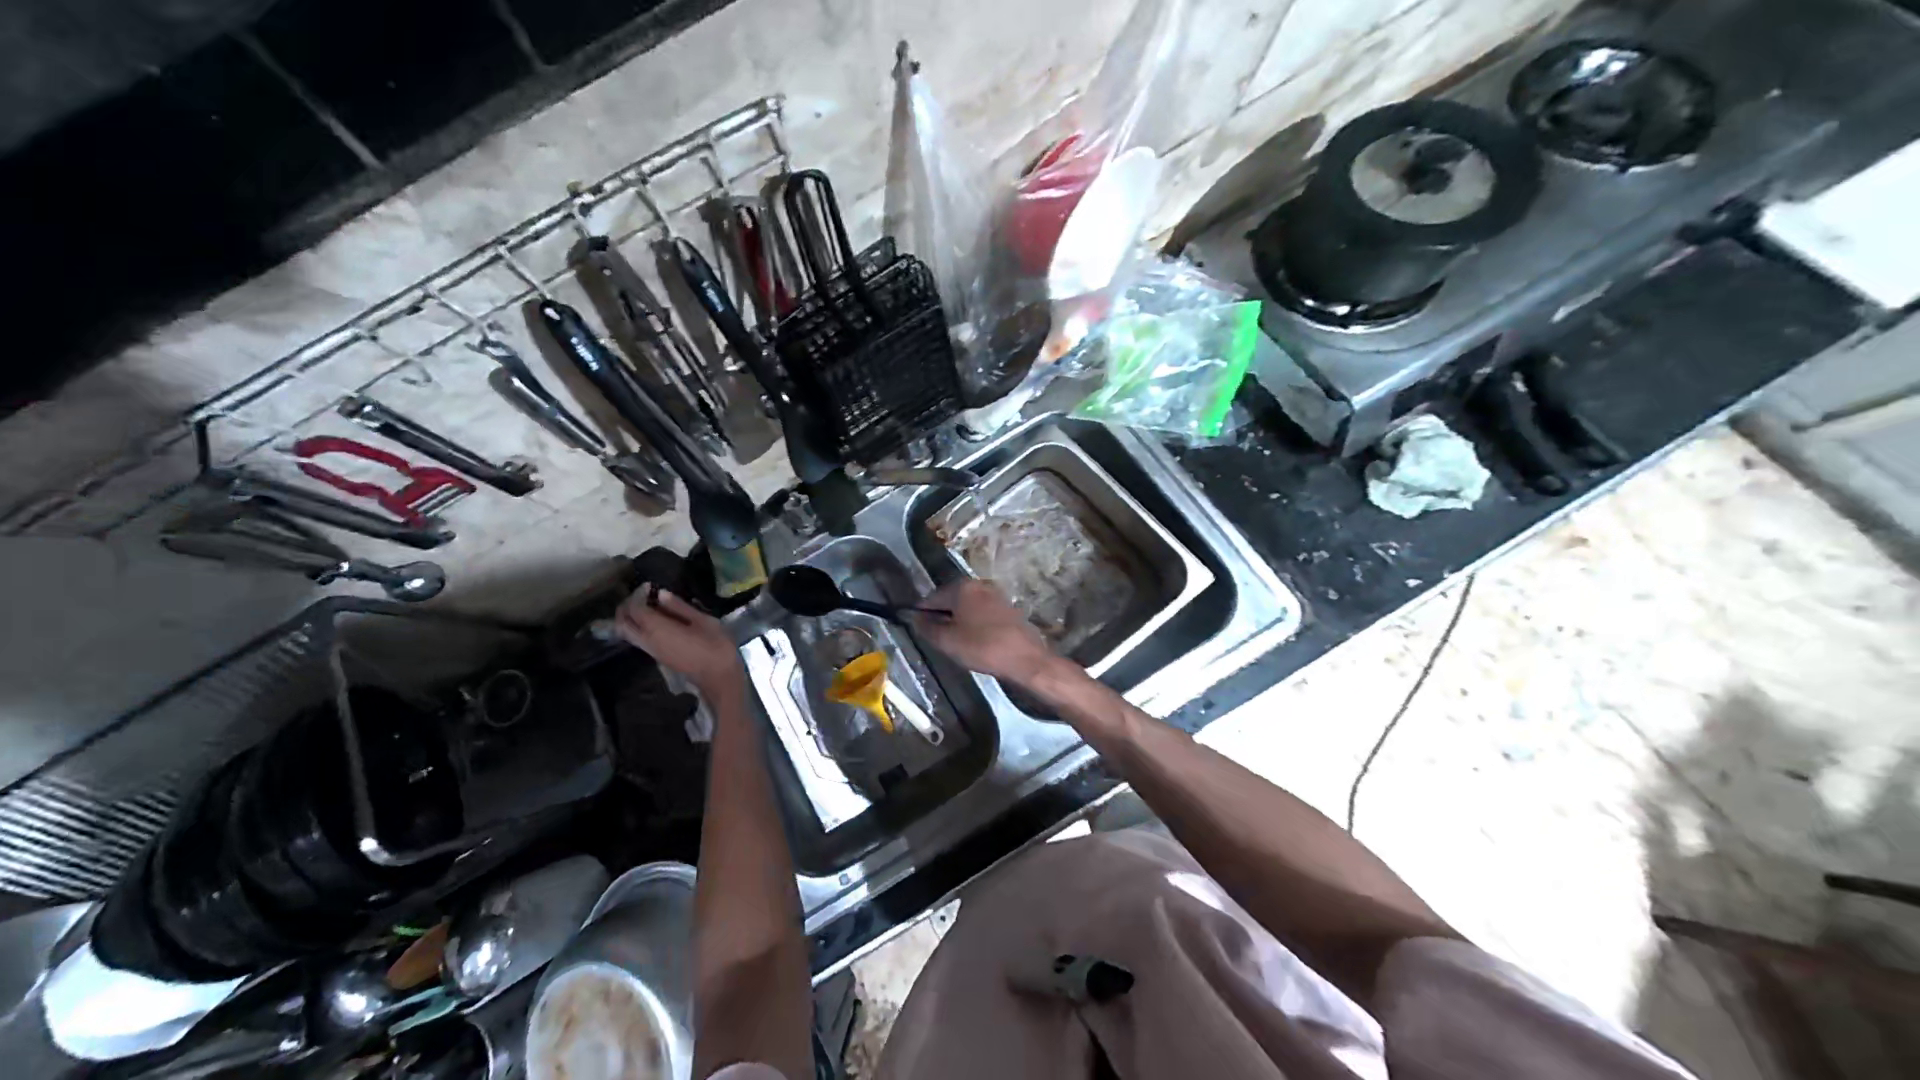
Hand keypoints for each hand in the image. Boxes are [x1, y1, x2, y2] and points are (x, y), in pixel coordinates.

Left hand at [615, 587, 744, 699]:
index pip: (635, 609)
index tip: (650, 585)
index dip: (637, 594)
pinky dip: (639, 625)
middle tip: (641, 595)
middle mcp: (648, 640)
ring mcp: (651, 650)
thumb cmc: (715, 646)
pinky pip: (638, 638)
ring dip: (630, 617)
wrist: (718, 677)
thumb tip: (661, 594)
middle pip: (622, 623)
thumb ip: (680, 607)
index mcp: (658, 629)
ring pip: (627, 632)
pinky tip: (657, 619)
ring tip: (648, 605)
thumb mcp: (703, 621)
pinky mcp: (657, 656)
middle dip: (626, 606)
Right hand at [912, 580, 1058, 685]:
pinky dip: (976, 624)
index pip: (931, 598)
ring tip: (960, 644)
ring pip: (968, 607)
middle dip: (943, 618)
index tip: (922, 633)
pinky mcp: (1009, 608)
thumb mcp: (947, 641)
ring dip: (960, 622)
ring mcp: (996, 595)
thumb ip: (927, 627)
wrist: (1025, 658)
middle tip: (942, 642)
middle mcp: (979, 584)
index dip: (923, 616)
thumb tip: (915, 617)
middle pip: (951, 600)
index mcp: (962, 587)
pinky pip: (983, 613)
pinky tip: (978, 642)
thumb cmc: (982, 647)